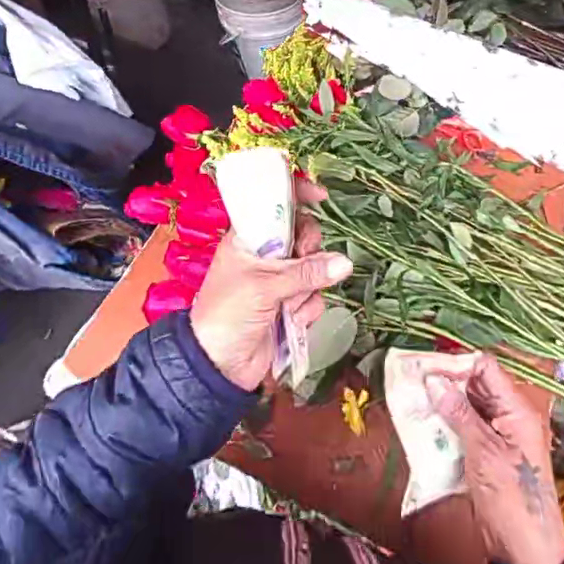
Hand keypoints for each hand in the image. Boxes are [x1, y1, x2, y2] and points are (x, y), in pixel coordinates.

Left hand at [190, 180, 351, 390]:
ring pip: (314, 268)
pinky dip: (308, 308)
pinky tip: (292, 320)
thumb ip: (306, 273)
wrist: (217, 368)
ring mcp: (279, 280)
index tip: (321, 196)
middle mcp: (266, 254)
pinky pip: (315, 294)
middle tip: (303, 259)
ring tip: (289, 304)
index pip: (275, 204)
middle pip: (304, 235)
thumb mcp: (264, 287)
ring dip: (307, 288)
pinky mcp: (289, 304)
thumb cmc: (227, 314)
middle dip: (309, 251)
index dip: (298, 195)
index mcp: (249, 239)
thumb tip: (345, 263)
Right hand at [427, 355, 563, 563]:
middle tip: (415, 381)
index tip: (429, 367)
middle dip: (447, 382)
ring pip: (468, 407)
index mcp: (517, 408)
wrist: (525, 551)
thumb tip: (436, 382)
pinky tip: (426, 427)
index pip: (487, 369)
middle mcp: (509, 415)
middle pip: (476, 386)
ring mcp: (498, 434)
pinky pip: (465, 428)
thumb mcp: (484, 453)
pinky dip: (447, 426)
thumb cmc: (514, 501)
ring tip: (415, 401)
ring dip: (444, 405)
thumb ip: (461, 415)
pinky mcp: (486, 453)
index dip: (458, 364)